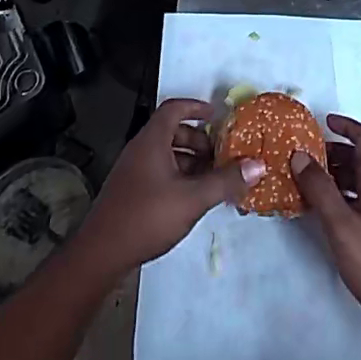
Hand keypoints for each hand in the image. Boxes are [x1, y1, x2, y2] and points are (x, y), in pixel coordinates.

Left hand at [73, 98, 265, 273]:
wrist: (102, 252)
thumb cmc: (147, 216)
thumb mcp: (192, 198)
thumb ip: (225, 181)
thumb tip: (258, 165)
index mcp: (152, 140)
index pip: (174, 108)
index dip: (196, 107)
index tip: (217, 116)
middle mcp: (140, 148)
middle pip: (172, 131)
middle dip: (199, 139)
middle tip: (222, 154)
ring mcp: (133, 169)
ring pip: (166, 153)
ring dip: (190, 160)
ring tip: (213, 178)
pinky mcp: (131, 190)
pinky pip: (159, 170)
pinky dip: (179, 175)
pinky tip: (193, 197)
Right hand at [290, 115, 360, 346]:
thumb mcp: (342, 226)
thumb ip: (320, 189)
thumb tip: (299, 154)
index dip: (347, 126)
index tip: (323, 121)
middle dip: (334, 153)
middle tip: (305, 156)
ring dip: (336, 177)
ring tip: (308, 183)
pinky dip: (342, 199)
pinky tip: (324, 215)